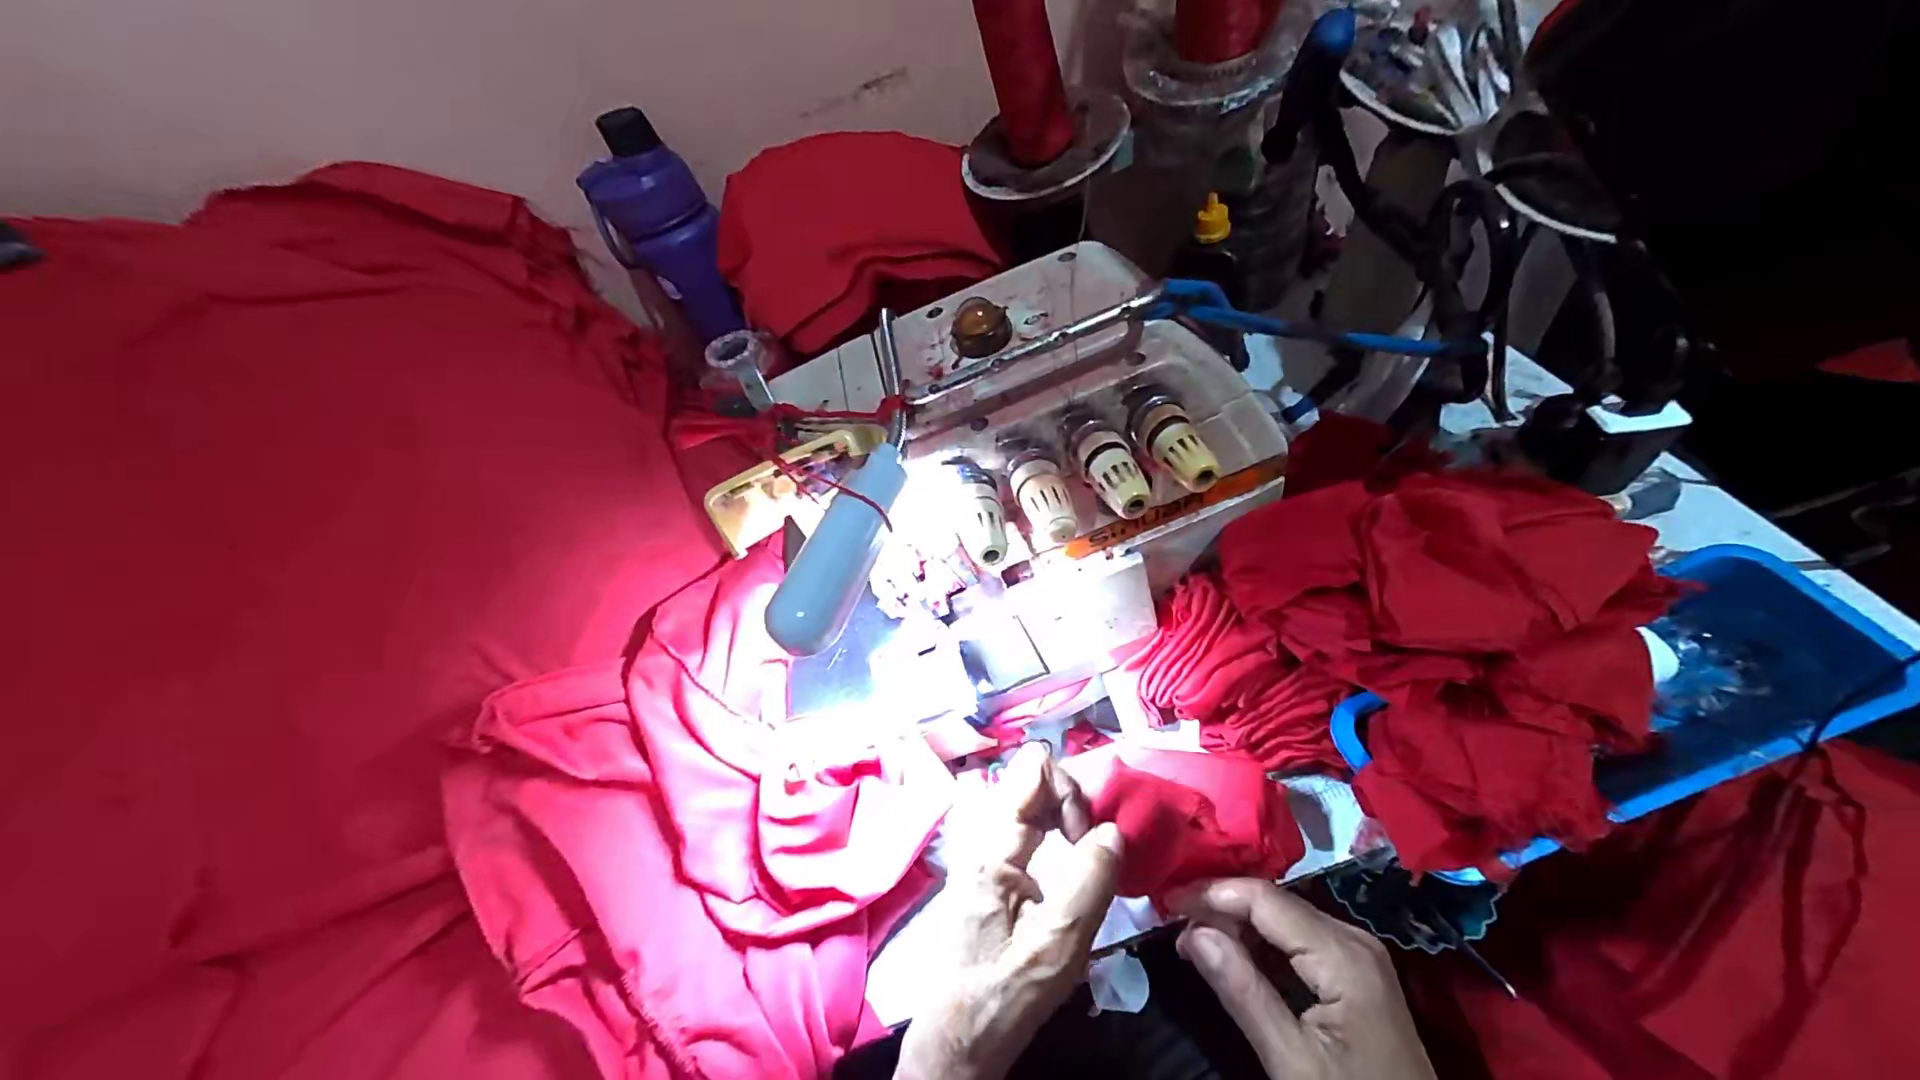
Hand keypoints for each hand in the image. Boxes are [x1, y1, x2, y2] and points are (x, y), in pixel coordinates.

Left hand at [896, 743, 1123, 1079]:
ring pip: (1037, 803)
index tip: (1086, 837)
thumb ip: (1088, 883)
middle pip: (1037, 782)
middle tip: (1096, 847)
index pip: (1032, 771)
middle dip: (1074, 804)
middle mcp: (987, 838)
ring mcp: (992, 852)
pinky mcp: (999, 869)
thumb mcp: (1056, 946)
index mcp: (993, 847)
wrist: (961, 1037)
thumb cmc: (1005, 995)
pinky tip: (1077, 858)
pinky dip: (1062, 832)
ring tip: (1092, 853)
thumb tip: (1114, 830)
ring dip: (1071, 818)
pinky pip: (1035, 827)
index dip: (1070, 791)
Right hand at [1174, 878, 1435, 1079]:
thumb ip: (1243, 992)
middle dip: (1218, 907)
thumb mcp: (1293, 1062)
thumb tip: (1193, 932)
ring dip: (1234, 922)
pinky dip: (1258, 940)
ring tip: (1193, 941)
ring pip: (1280, 915)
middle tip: (1174, 928)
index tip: (1165, 904)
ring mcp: (1356, 951)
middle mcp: (1352, 937)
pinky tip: (1230, 954)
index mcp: (1343, 955)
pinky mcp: (1353, 967)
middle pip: (1271, 901)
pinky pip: (1295, 936)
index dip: (1209, 893)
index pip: (1263, 898)